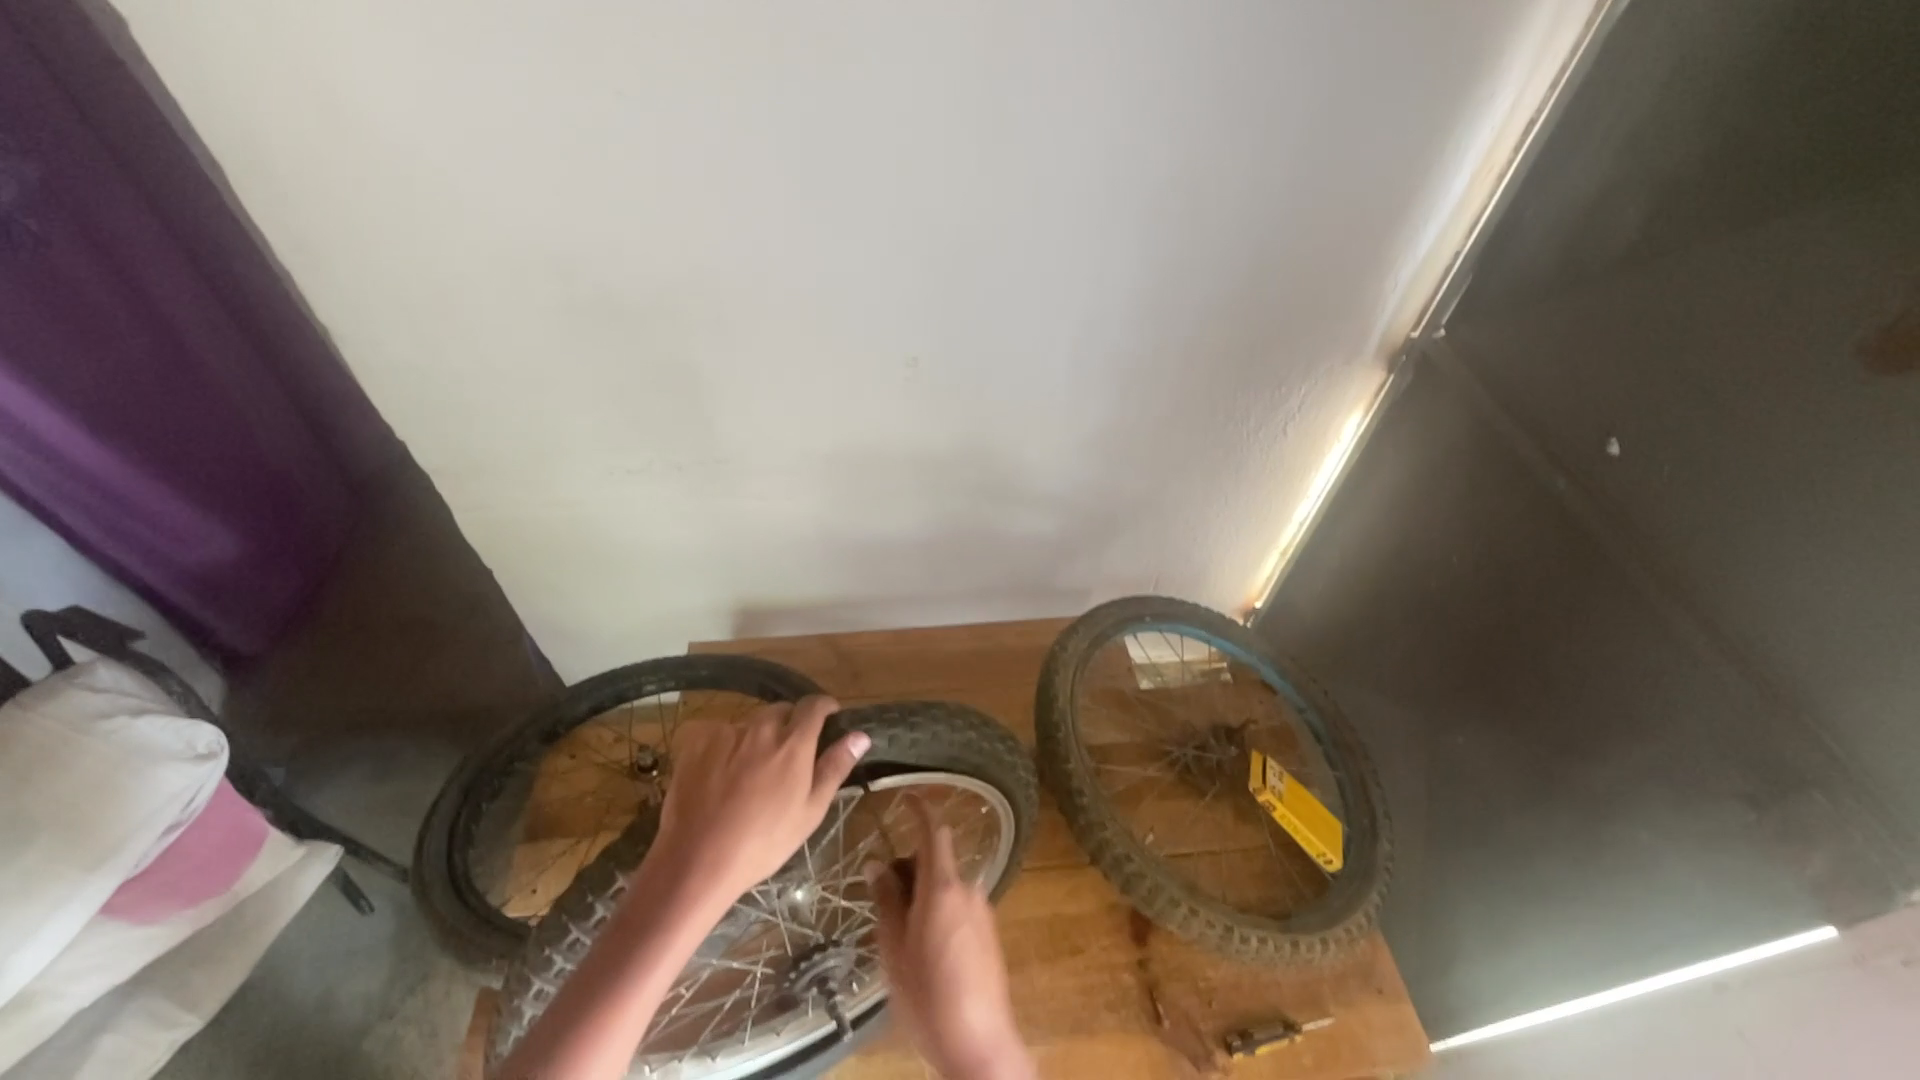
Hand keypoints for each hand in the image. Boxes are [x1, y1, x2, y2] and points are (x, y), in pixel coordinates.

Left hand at [651, 695, 868, 906]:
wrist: (698, 860)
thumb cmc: (764, 842)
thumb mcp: (810, 811)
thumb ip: (835, 767)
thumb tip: (860, 735)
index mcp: (793, 744)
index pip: (814, 705)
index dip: (824, 707)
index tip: (829, 717)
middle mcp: (760, 729)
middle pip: (780, 711)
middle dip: (789, 725)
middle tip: (786, 757)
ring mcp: (725, 733)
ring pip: (748, 724)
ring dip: (756, 737)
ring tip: (749, 772)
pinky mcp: (695, 742)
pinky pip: (718, 732)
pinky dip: (724, 745)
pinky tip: (719, 774)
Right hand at [866, 800, 1033, 1079]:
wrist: (979, 1044)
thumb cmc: (927, 995)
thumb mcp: (893, 948)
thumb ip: (886, 901)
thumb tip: (876, 863)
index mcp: (942, 887)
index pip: (933, 832)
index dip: (920, 810)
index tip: (906, 797)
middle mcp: (968, 891)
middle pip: (936, 861)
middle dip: (909, 867)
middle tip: (881, 895)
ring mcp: (983, 913)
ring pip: (947, 886)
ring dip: (923, 892)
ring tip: (897, 930)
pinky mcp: (989, 935)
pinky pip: (959, 907)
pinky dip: (938, 910)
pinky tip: (923, 947)